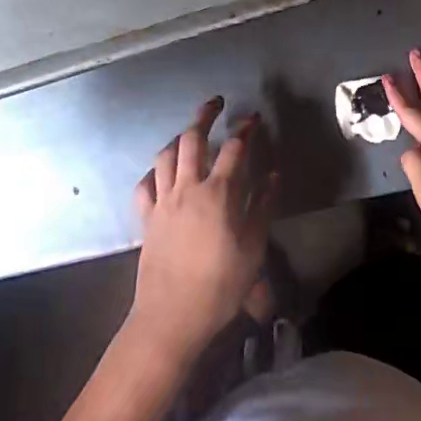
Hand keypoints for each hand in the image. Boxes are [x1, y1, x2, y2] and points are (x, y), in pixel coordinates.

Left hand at [129, 97, 277, 355]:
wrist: (172, 317)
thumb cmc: (220, 284)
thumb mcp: (253, 247)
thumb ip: (263, 206)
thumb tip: (274, 175)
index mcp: (218, 193)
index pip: (234, 148)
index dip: (246, 128)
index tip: (254, 117)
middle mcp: (188, 188)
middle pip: (192, 139)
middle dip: (204, 115)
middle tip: (216, 103)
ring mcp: (163, 201)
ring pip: (165, 155)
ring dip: (178, 138)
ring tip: (191, 133)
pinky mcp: (146, 218)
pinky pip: (145, 184)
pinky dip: (154, 171)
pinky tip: (162, 172)